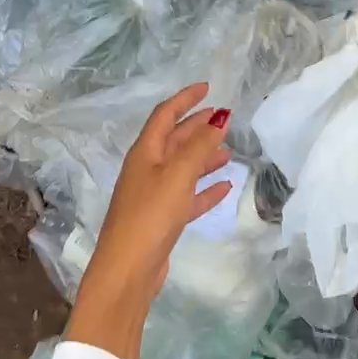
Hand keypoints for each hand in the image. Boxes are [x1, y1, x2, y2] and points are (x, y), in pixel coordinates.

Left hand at [65, 82, 233, 358]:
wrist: (128, 270)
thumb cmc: (150, 215)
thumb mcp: (178, 174)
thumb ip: (201, 145)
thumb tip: (220, 117)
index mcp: (145, 153)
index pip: (165, 115)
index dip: (185, 99)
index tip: (207, 87)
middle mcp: (147, 169)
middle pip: (174, 140)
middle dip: (197, 126)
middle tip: (223, 117)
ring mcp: (153, 195)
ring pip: (183, 168)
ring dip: (204, 157)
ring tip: (230, 151)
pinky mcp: (162, 220)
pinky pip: (188, 196)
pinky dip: (205, 189)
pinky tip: (225, 187)